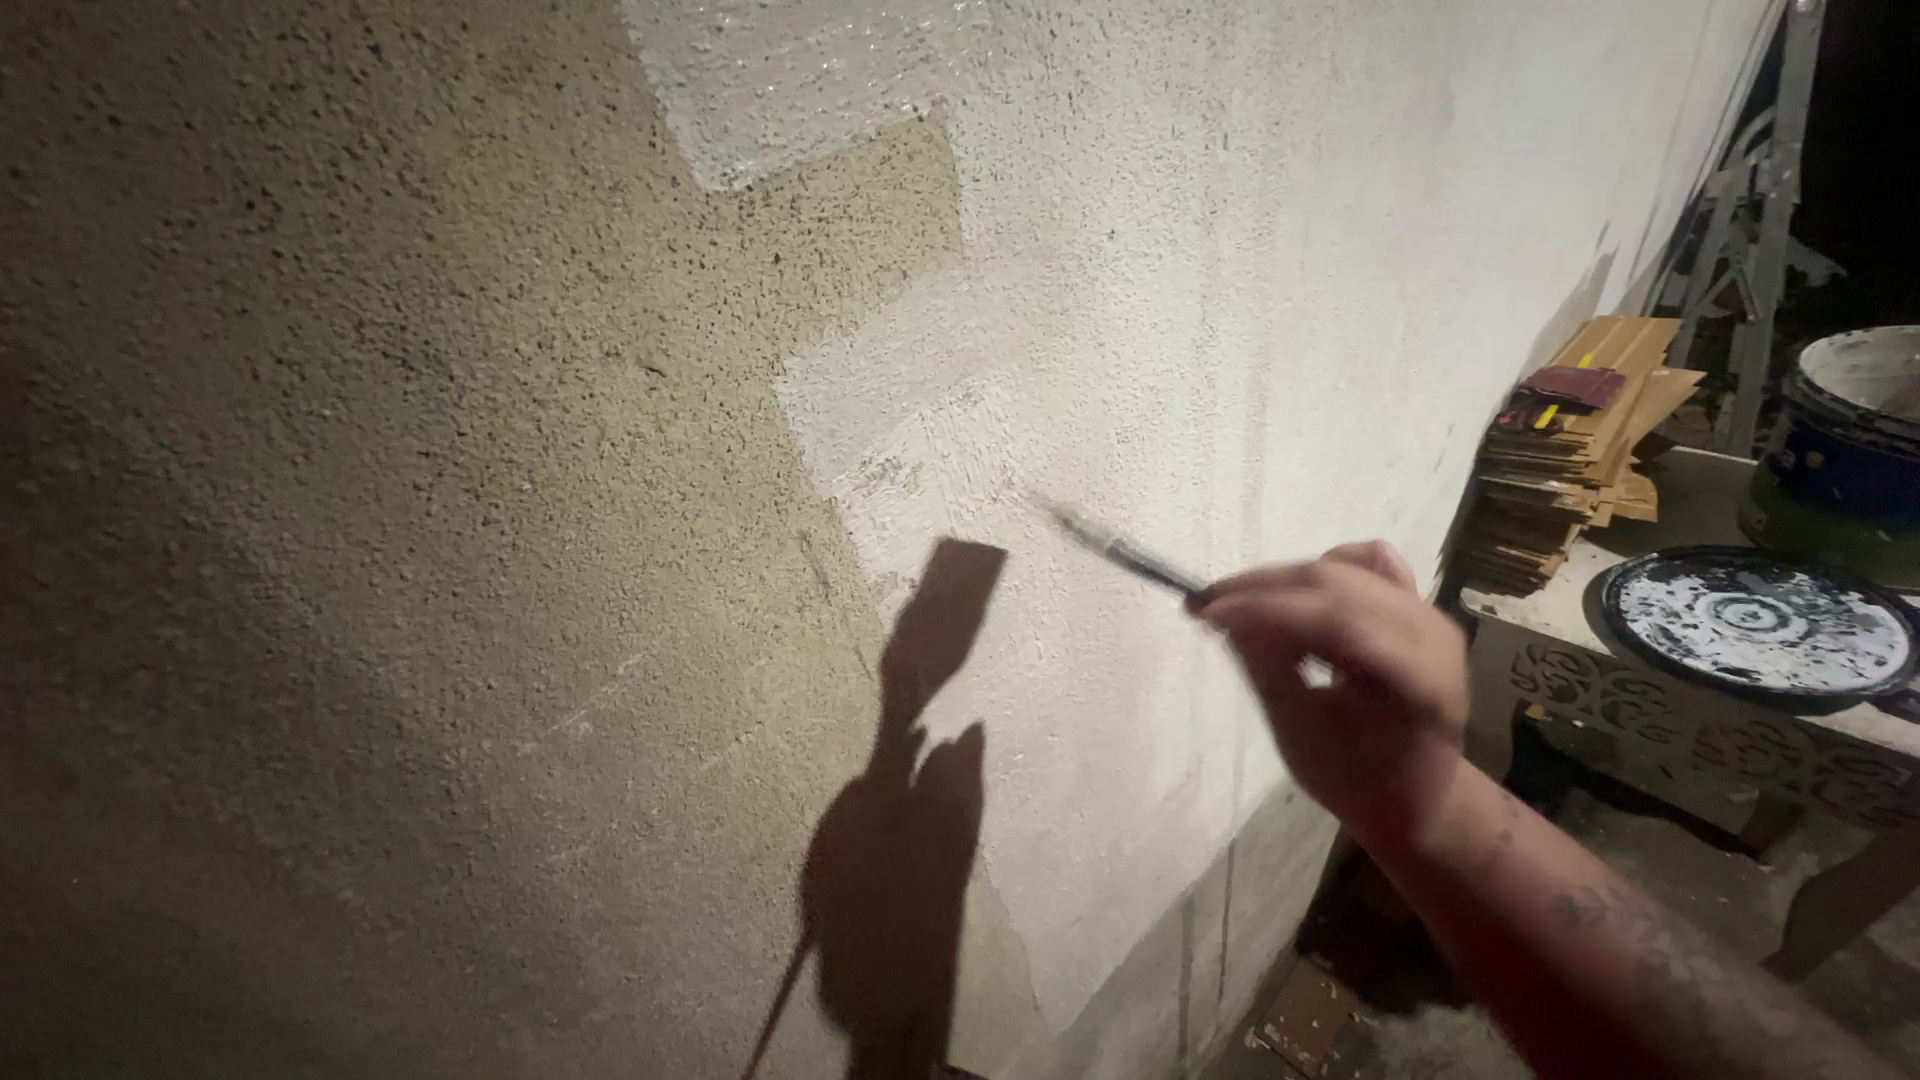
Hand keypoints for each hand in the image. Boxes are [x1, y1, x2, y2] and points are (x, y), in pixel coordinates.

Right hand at [1192, 541, 1470, 845]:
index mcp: (1417, 676)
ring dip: (1281, 580)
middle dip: (1262, 588)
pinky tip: (1292, 598)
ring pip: (1342, 568)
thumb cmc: (1356, 778)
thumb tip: (1225, 616)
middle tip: (1205, 602)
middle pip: (1335, 583)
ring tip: (1237, 604)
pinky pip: (1366, 564)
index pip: (1332, 620)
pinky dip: (1323, 570)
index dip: (1263, 609)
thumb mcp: (1301, 734)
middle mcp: (1430, 632)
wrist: (1415, 796)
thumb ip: (1266, 668)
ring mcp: (1426, 614)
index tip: (1204, 614)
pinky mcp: (1415, 605)